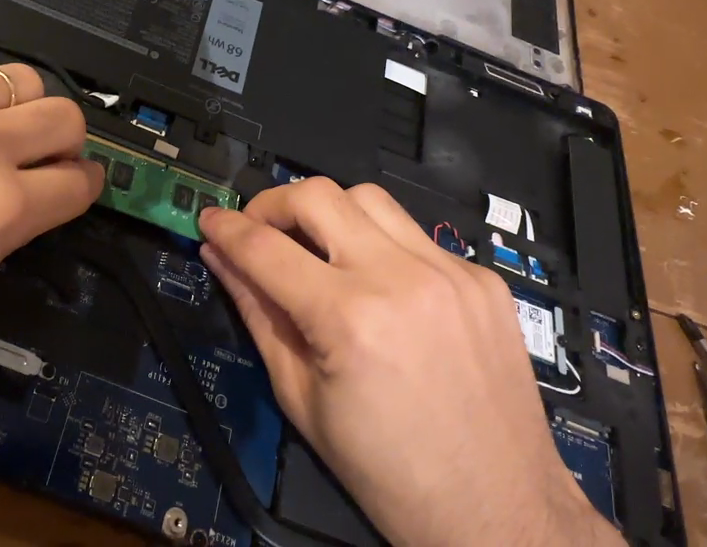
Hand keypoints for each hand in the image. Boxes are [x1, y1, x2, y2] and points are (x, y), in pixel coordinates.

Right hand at [198, 179, 619, 546]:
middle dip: (272, 203)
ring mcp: (450, 273)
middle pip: (317, 195)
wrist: (497, 511)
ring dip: (328, 211)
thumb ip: (258, 315)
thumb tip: (222, 261)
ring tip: (316, 247)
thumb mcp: (301, 399)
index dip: (226, 229)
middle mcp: (403, 280)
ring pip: (368, 197)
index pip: (265, 248)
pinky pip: (415, 234)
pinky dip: (381, 244)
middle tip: (257, 230)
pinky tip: (376, 282)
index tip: (210, 220)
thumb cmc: (389, 472)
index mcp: (350, 320)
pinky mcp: (481, 279)